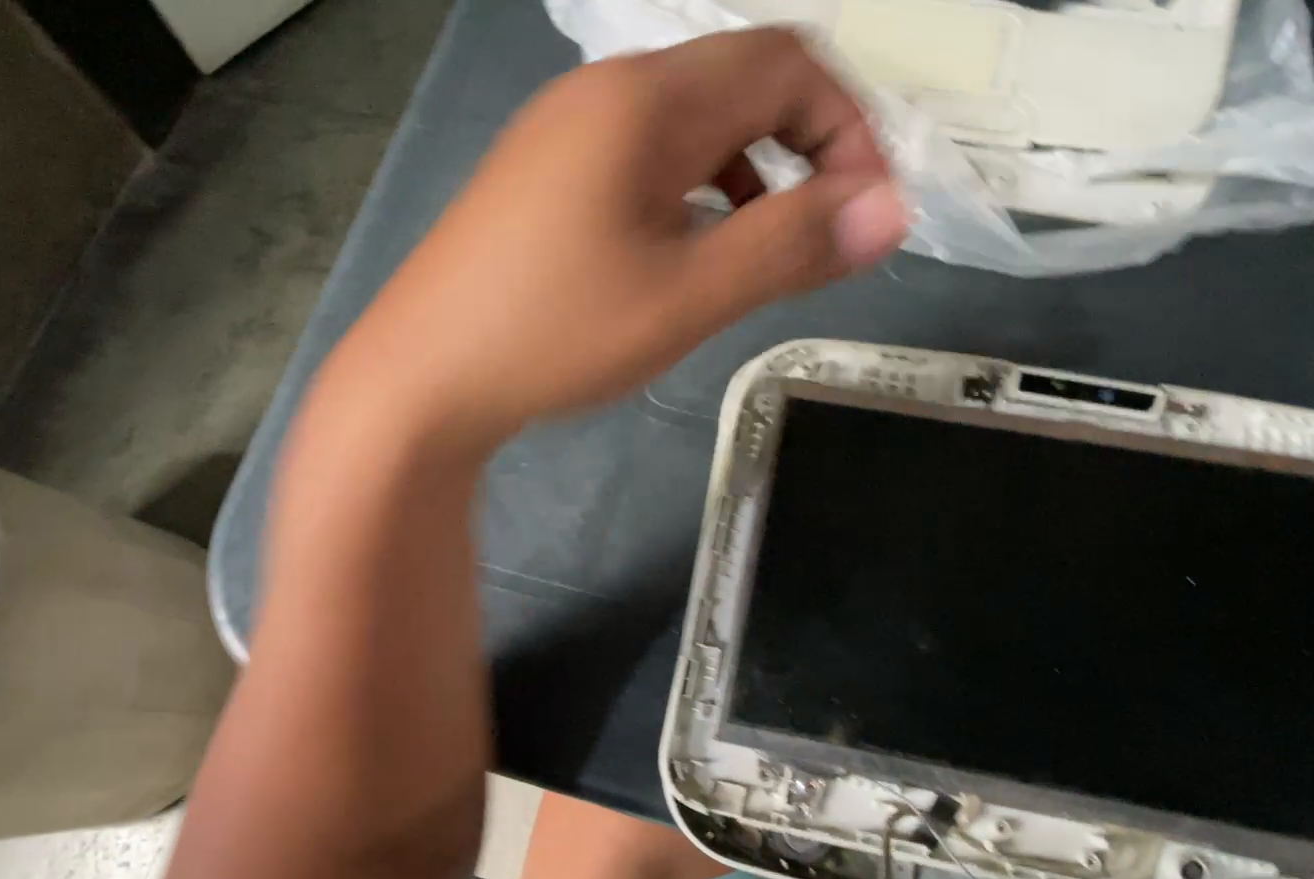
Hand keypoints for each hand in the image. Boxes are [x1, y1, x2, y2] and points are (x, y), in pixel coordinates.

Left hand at [326, 27, 906, 446]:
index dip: (848, 128)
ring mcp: (567, 131)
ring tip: (763, 254)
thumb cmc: (554, 335)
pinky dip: (696, 193)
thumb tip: (892, 210)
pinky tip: (692, 254)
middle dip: (805, 149)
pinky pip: (646, 159)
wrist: (421, 379)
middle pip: (740, 83)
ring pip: (693, 126)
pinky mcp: (546, 174)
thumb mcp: (686, 296)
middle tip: (825, 237)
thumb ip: (791, 247)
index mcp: (645, 100)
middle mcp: (605, 92)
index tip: (867, 213)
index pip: (786, 63)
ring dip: (751, 175)